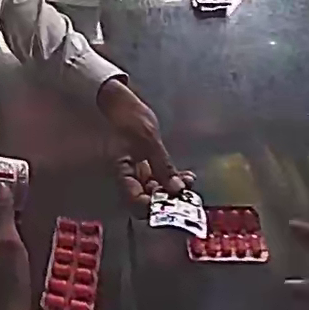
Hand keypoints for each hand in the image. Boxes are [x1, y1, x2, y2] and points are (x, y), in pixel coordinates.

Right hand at [97, 77, 188, 206]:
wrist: (121, 101)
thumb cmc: (128, 117)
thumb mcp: (148, 141)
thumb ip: (162, 167)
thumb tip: (177, 190)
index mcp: (122, 172)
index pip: (136, 202)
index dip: (155, 208)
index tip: (175, 206)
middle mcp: (127, 176)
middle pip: (146, 199)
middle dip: (168, 199)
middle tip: (186, 196)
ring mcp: (136, 171)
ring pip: (154, 190)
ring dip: (172, 189)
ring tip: (187, 183)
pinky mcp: (143, 164)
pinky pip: (157, 178)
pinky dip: (170, 179)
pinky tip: (183, 176)